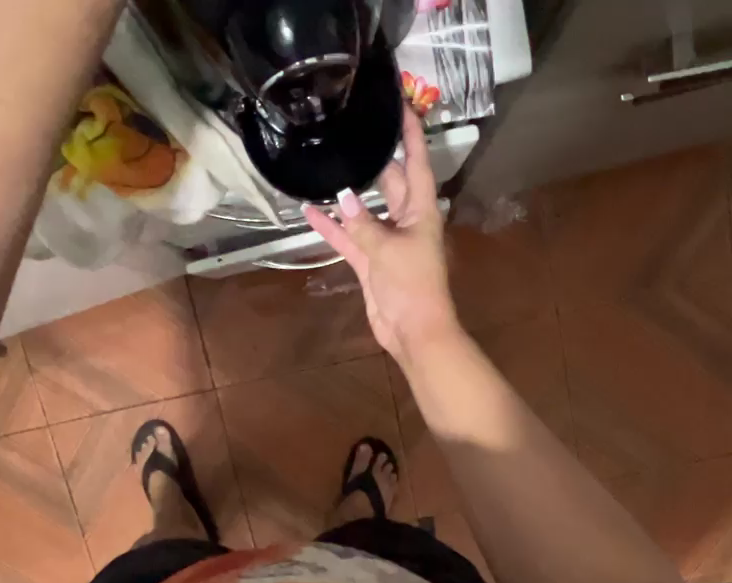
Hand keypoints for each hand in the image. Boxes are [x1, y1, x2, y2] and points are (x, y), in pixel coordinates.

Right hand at [303, 109, 463, 365]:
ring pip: (365, 210)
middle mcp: (406, 221)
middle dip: (374, 159)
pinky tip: (309, 210)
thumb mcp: (388, 250)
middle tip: (351, 129)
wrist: (413, 331)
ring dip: (346, 195)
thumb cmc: (412, 285)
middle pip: (390, 182)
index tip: (400, 102)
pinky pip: (349, 238)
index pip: (417, 162)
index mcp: (422, 210)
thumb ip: (363, 223)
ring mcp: (387, 242)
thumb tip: (342, 196)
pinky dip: (332, 227)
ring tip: (324, 165)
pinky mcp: (370, 262)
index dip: (410, 133)